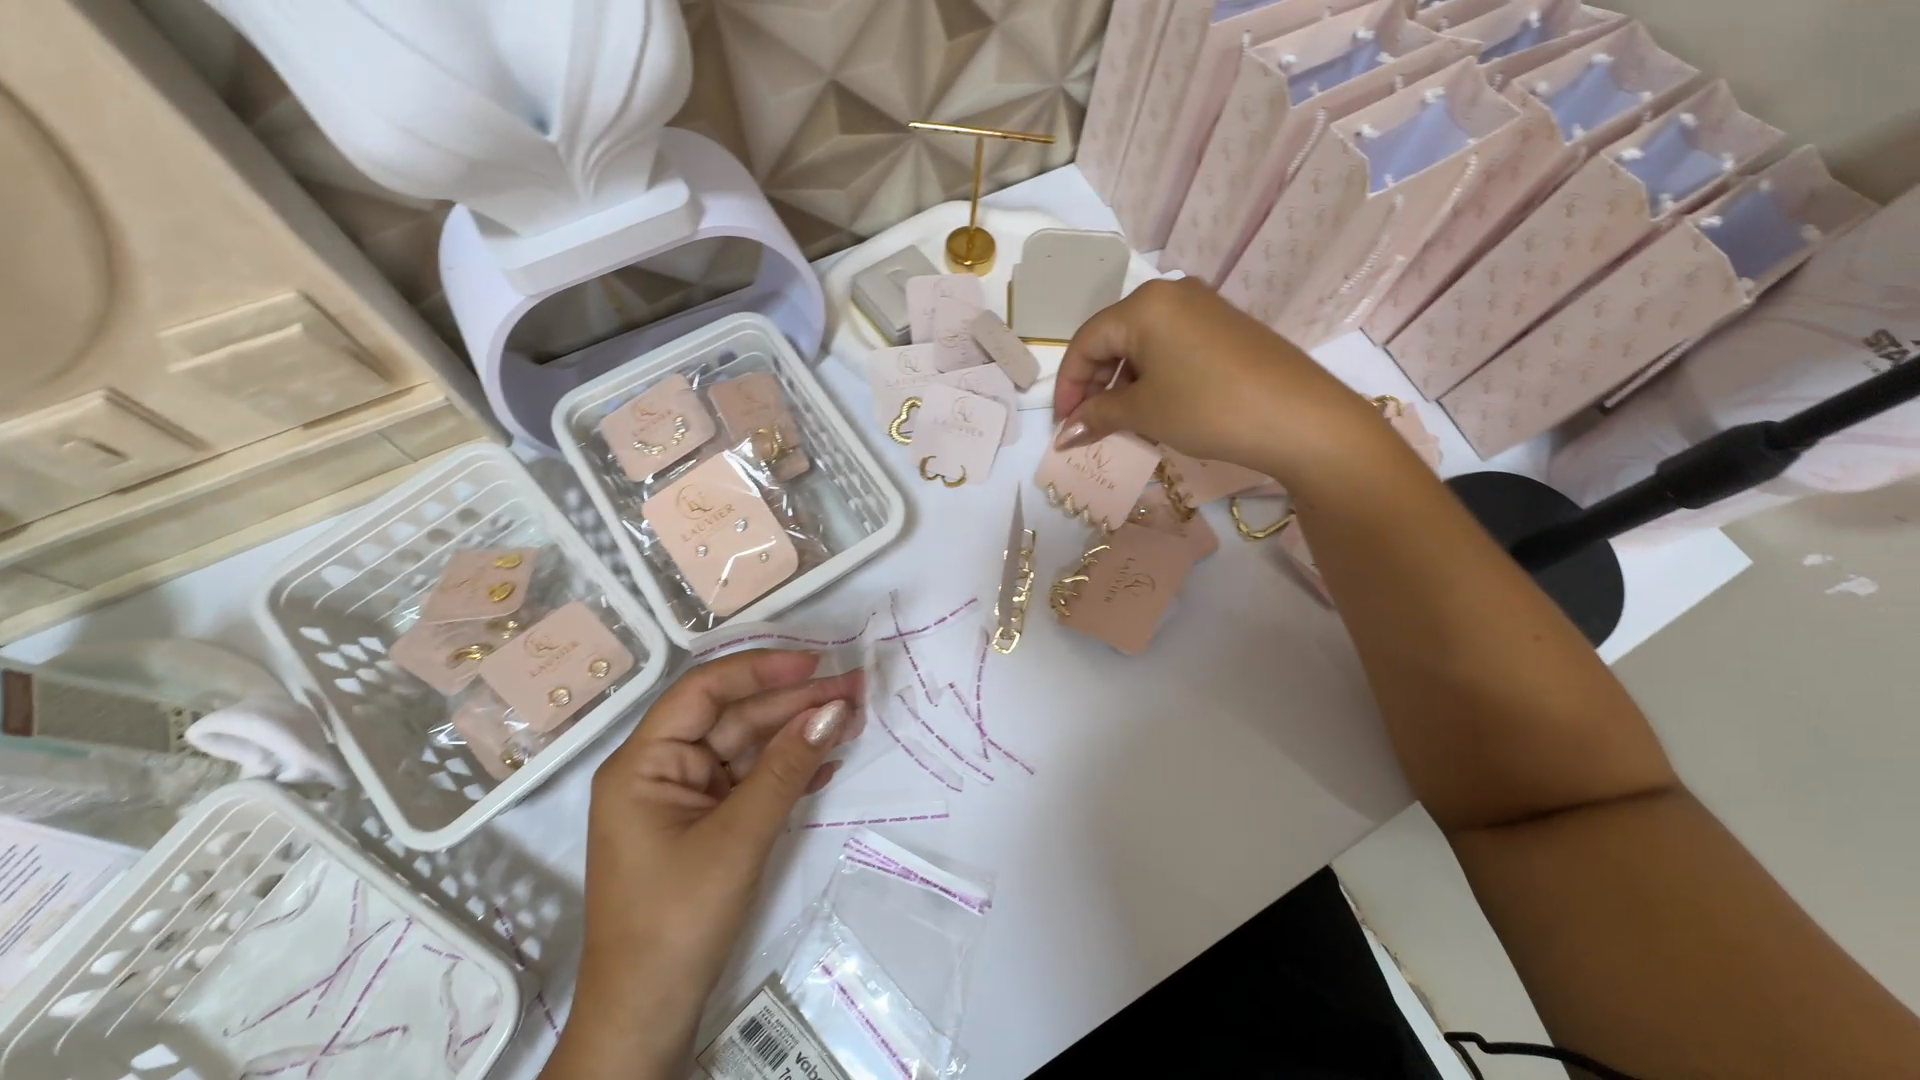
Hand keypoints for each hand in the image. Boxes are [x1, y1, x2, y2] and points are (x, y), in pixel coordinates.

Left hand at [542, 651, 862, 1079]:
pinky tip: (828, 760)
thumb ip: (786, 768)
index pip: (703, 692)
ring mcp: (684, 799)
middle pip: (732, 718)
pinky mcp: (705, 826)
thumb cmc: (679, 919)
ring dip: (796, 734)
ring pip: (746, 749)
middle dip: (792, 702)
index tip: (816, 662)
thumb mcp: (738, 837)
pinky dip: (787, 771)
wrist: (648, 1012)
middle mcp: (660, 771)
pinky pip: (749, 783)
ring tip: (853, 716)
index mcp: (643, 762)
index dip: (760, 670)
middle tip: (856, 688)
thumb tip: (834, 710)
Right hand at [1051, 278, 1387, 481]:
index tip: (1064, 424)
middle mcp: (1173, 294)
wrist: (1300, 418)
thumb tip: (1065, 434)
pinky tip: (1161, 409)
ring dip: (1126, 384)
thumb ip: (1098, 416)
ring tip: (1127, 423)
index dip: (1068, 385)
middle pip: (1115, 338)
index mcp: (1145, 304)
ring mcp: (1206, 308)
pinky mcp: (1229, 328)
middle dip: (1097, 384)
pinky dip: (1157, 377)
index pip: (1086, 341)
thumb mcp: (1145, 413)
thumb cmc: (1208, 408)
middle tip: (1092, 425)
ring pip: (1145, 344)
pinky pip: (1175, 347)